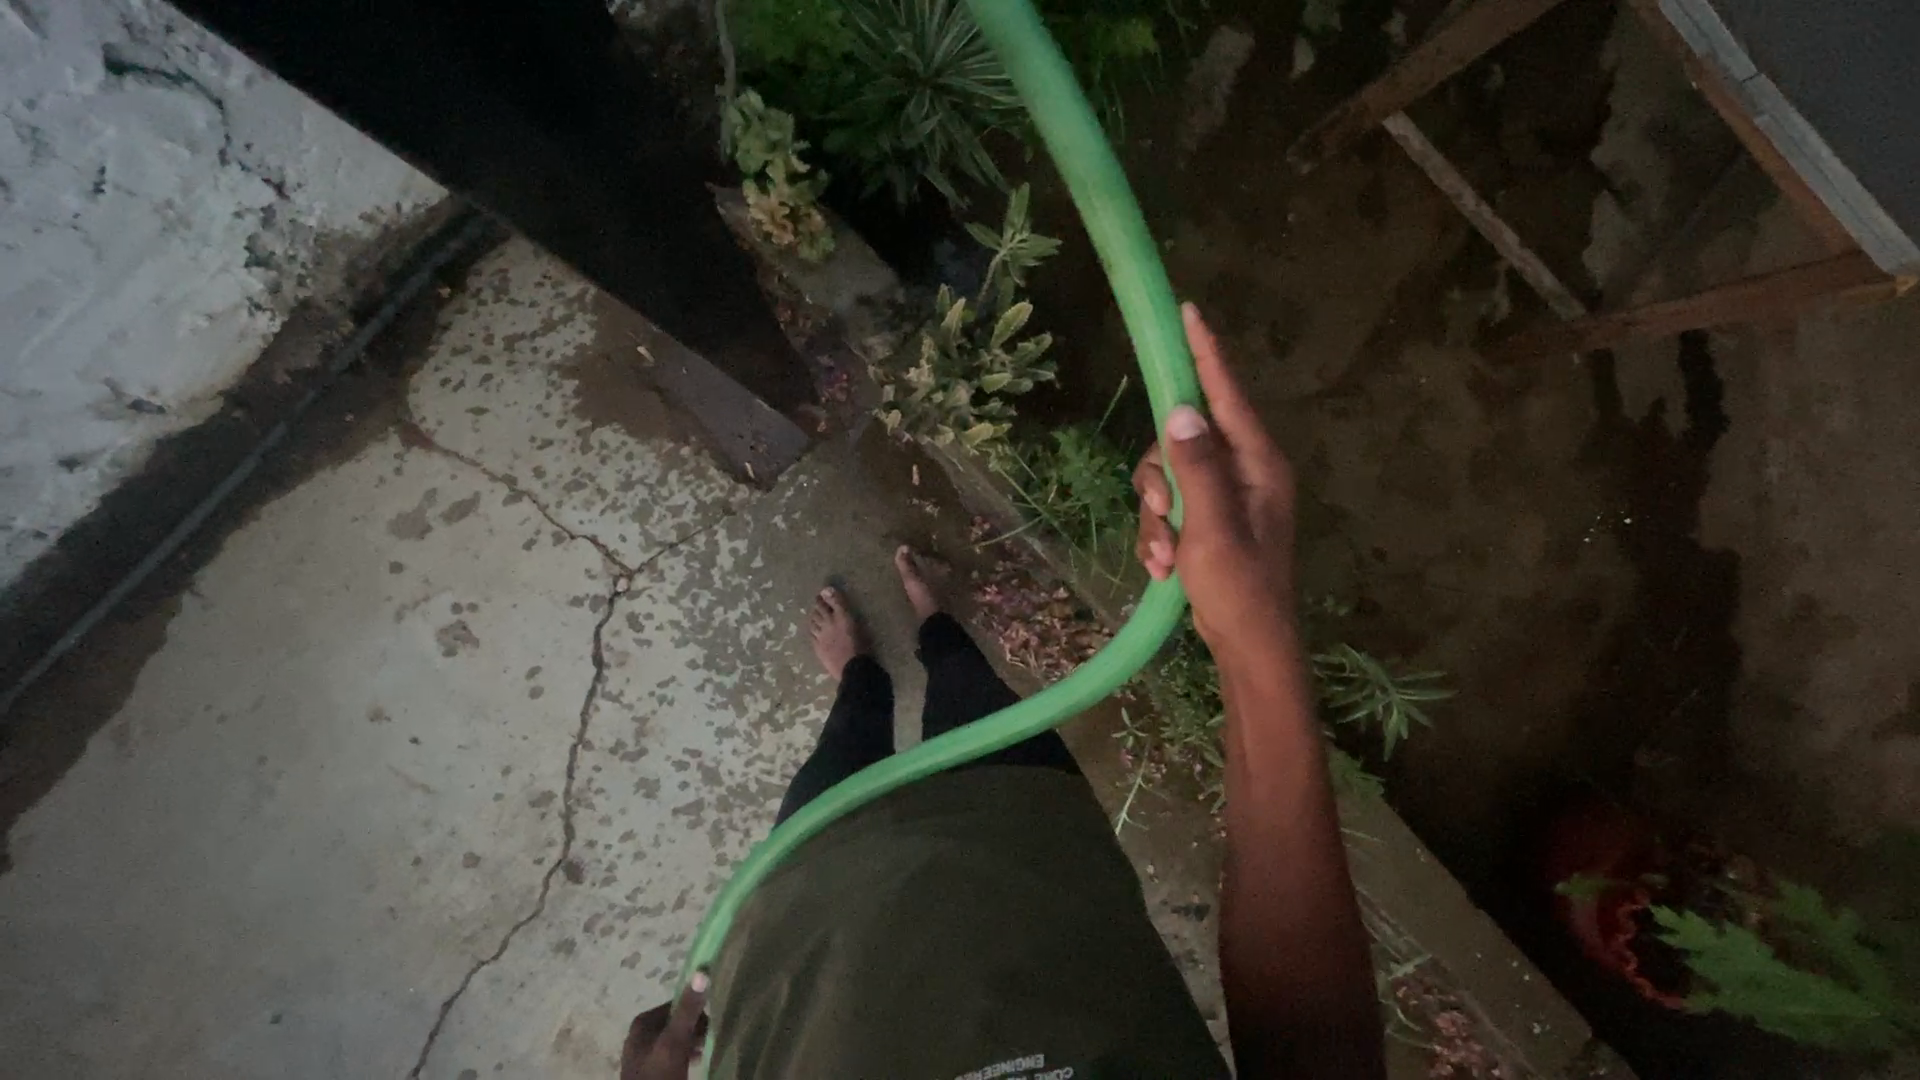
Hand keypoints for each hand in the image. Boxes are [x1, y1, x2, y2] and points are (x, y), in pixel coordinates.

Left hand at [619, 973, 709, 1079]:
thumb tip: (702, 971)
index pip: (677, 1004)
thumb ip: (687, 1010)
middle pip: (676, 1021)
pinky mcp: (649, 1071)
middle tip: (706, 1042)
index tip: (709, 1025)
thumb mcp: (675, 1042)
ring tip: (702, 1053)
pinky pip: (672, 1055)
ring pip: (675, 1038)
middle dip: (694, 1029)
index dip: (695, 1012)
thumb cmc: (658, 1076)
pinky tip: (694, 1063)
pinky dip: (684, 1056)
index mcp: (642, 1023)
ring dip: (692, 1043)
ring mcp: (643, 1054)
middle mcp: (640, 1034)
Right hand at [1135, 304, 1296, 663]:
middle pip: (1179, 440)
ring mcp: (1222, 497)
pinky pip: (1166, 508)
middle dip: (1159, 481)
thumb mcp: (1214, 528)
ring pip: (1165, 477)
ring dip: (1156, 519)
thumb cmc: (1240, 587)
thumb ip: (1198, 468)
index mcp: (1256, 463)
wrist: (1245, 644)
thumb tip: (1182, 411)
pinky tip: (1163, 568)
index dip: (1205, 353)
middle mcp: (1241, 471)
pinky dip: (1158, 536)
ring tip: (1165, 558)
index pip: (1227, 395)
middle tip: (1162, 516)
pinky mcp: (1205, 520)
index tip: (1188, 312)